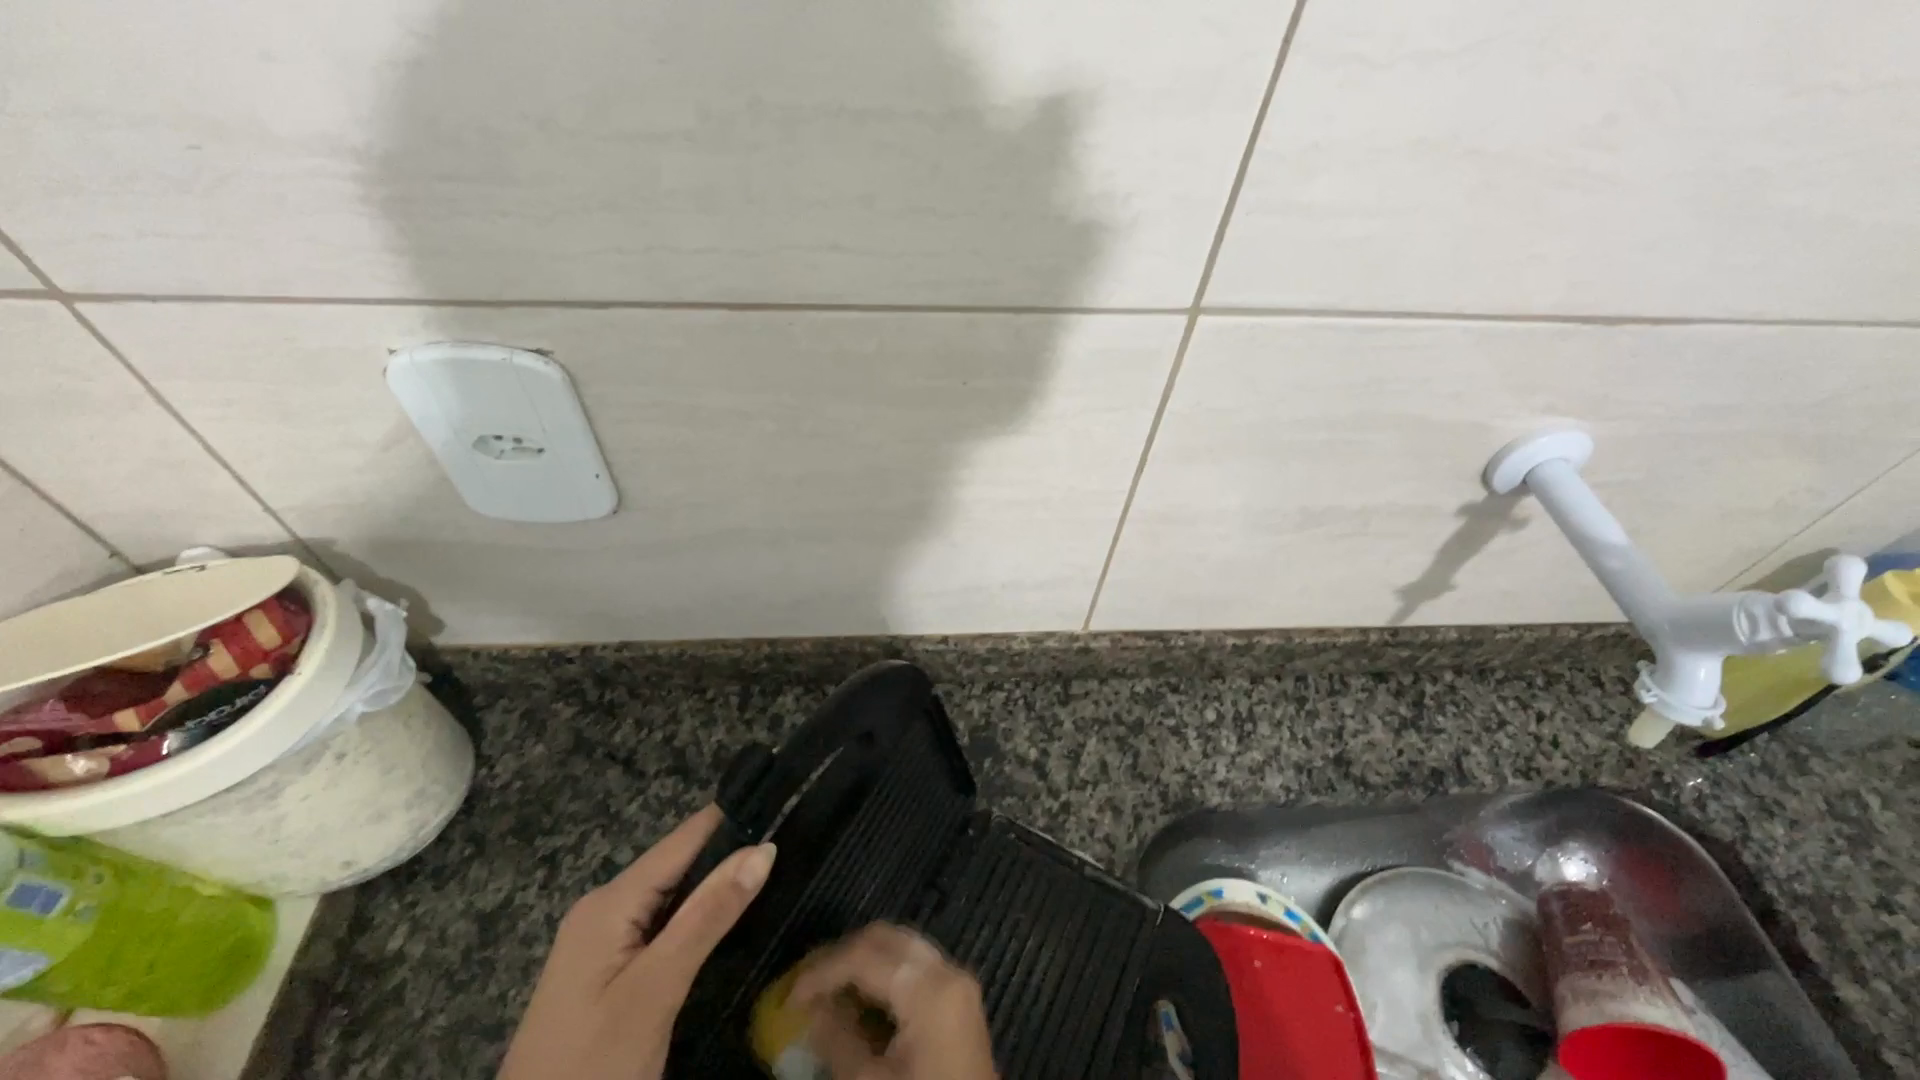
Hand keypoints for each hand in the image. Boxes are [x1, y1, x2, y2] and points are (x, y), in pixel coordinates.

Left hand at [498, 805, 775, 1079]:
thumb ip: (708, 917)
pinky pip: (661, 925)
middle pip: (678, 865)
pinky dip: (698, 919)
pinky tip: (731, 923)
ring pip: (672, 896)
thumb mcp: (657, 988)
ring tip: (779, 876)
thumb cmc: (594, 1060)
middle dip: (730, 856)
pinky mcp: (608, 968)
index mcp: (610, 902)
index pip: (683, 841)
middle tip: (794, 850)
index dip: (732, 823)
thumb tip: (762, 850)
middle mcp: (604, 908)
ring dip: (717, 888)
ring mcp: (603, 939)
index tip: (786, 807)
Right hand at [793, 924, 997, 1079]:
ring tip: (829, 990)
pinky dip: (885, 972)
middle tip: (808, 985)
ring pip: (902, 946)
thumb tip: (812, 1008)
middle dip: (841, 955)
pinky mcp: (959, 997)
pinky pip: (917, 965)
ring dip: (863, 960)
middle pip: (885, 938)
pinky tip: (861, 999)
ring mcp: (958, 981)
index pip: (863, 956)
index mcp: (927, 988)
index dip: (820, 971)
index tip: (790, 997)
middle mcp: (947, 970)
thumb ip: (837, 1038)